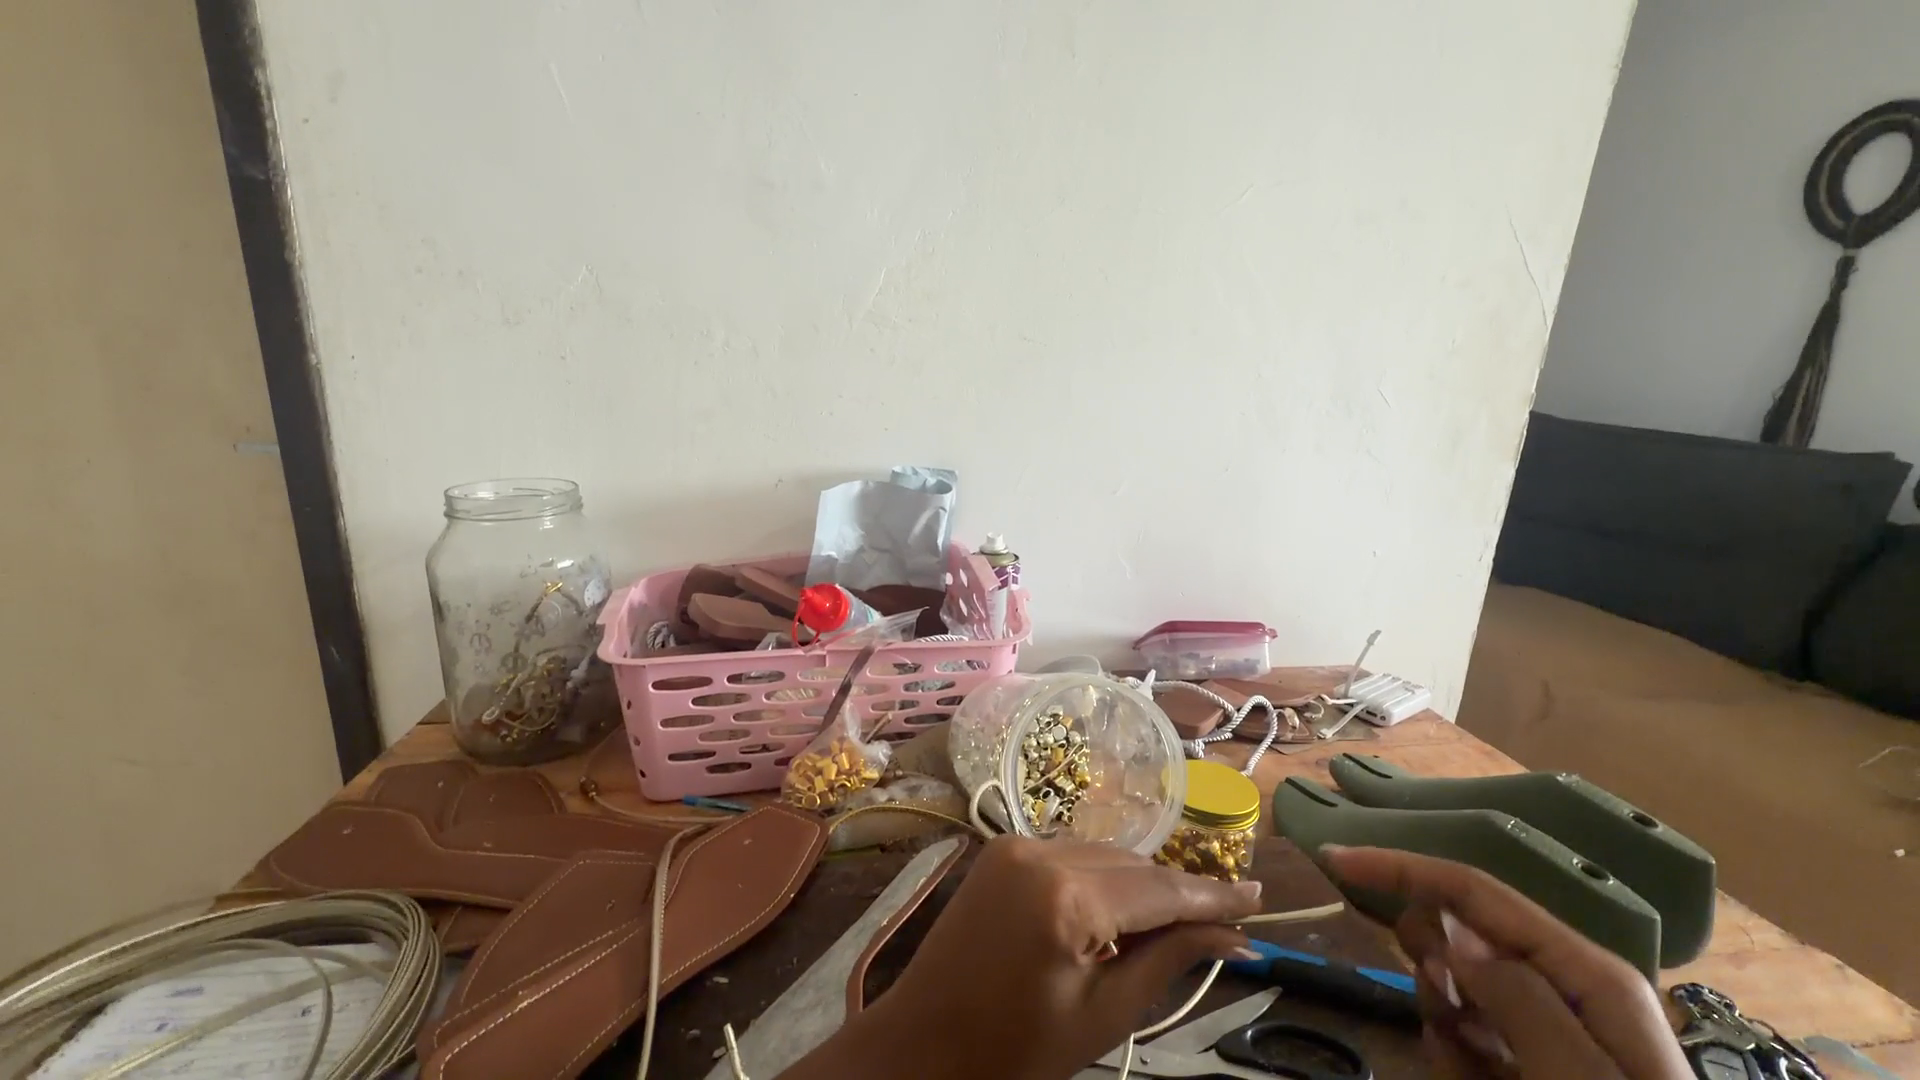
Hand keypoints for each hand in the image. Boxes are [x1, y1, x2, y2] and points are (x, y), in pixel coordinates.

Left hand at [779, 836, 1261, 1079]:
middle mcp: (1041, 852)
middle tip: (1219, 924)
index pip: (1161, 890)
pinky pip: (1071, 853)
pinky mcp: (1000, 848)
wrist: (922, 1040)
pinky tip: (1112, 912)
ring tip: (1167, 926)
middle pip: (1134, 865)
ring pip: (1104, 854)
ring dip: (1137, 885)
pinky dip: (1099, 877)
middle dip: (1175, 894)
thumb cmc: (1015, 1049)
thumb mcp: (1104, 1014)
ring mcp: (1016, 844)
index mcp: (1067, 898)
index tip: (1258, 896)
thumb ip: (1169, 960)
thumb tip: (1234, 936)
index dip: (1213, 897)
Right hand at [1324, 845, 1691, 1079]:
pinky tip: (1473, 1077)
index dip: (1399, 867)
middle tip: (1453, 1023)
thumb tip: (1450, 933)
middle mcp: (1562, 982)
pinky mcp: (1528, 1057)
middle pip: (1455, 932)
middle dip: (1430, 966)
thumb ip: (1517, 998)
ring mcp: (1545, 1023)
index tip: (1332, 861)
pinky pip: (1462, 1032)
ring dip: (1442, 1019)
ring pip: (1452, 984)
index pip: (1472, 889)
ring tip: (1473, 1071)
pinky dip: (1451, 1054)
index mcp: (1582, 970)